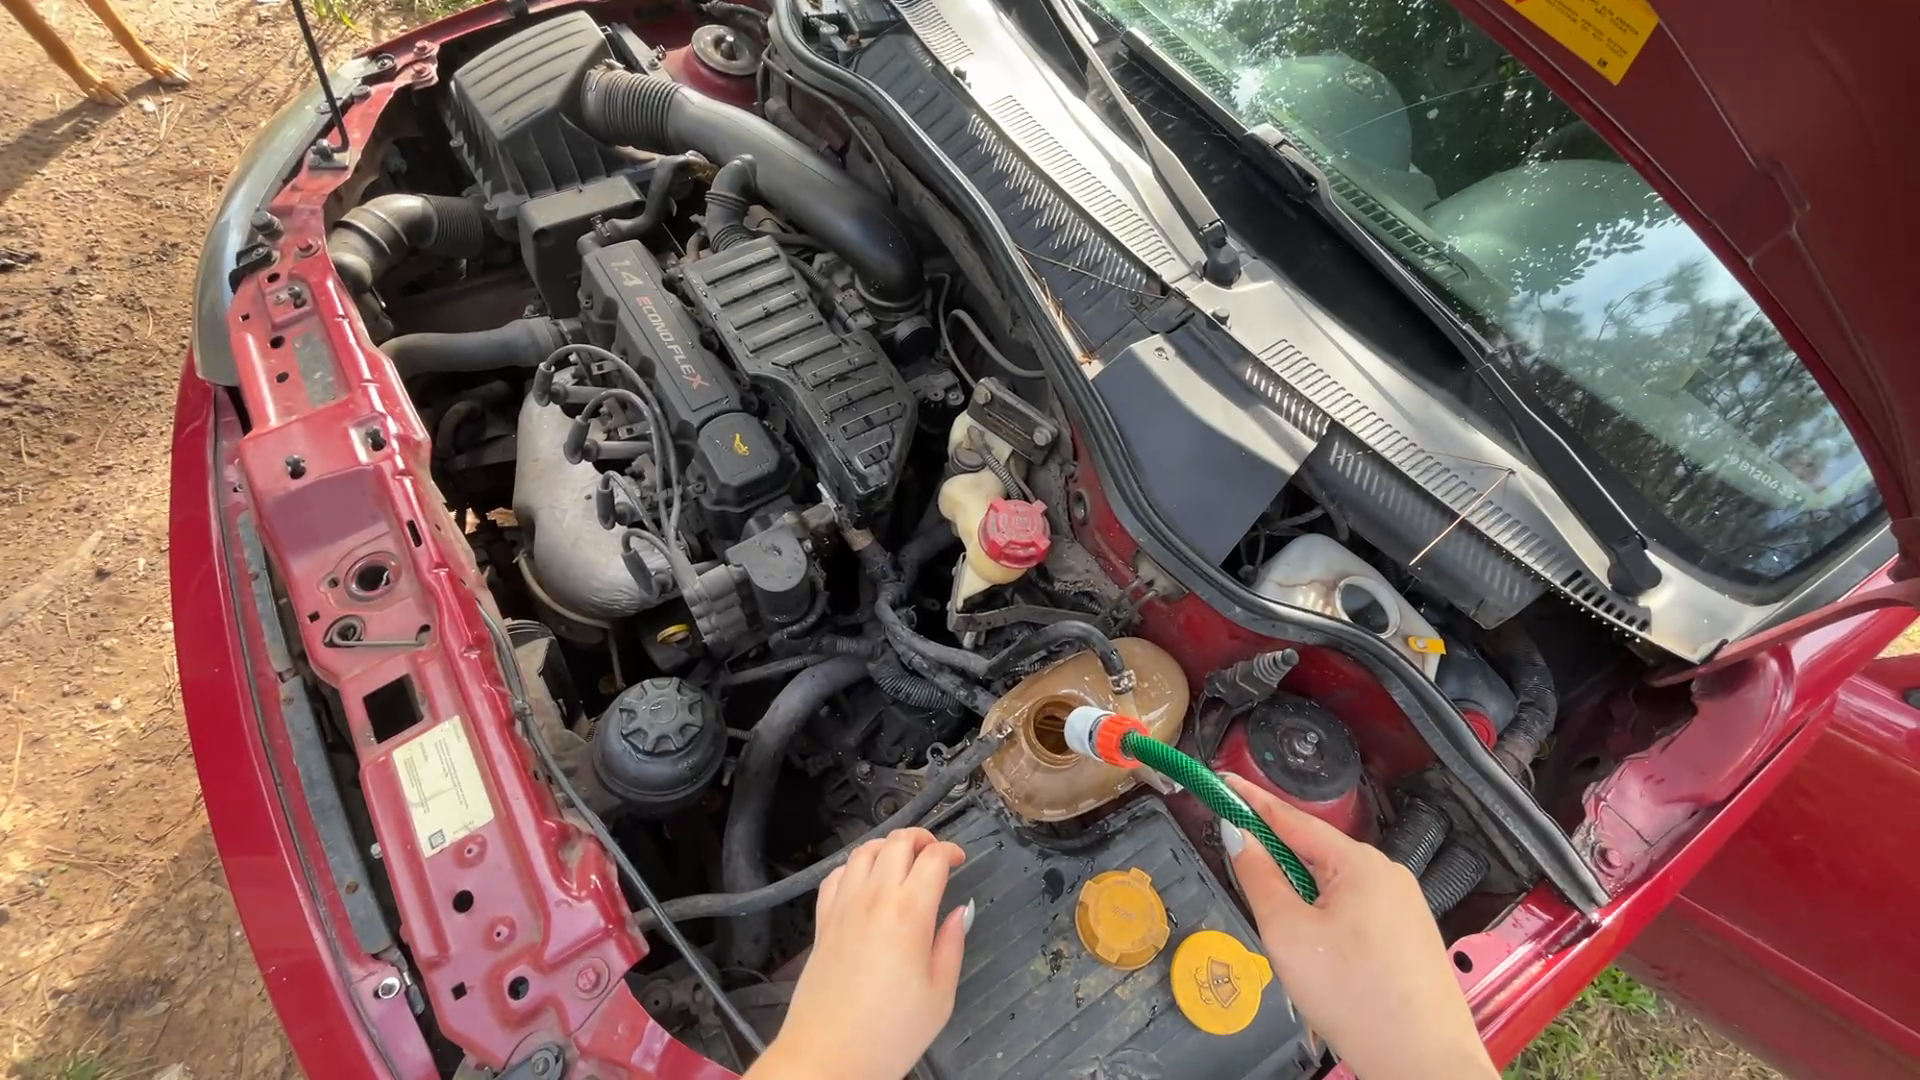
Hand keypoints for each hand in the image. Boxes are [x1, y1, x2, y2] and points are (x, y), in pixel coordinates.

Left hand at [747, 827, 972, 1079]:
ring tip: (902, 861)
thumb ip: (952, 945)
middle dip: (922, 837)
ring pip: (865, 849)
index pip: (933, 857)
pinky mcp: (822, 919)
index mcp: (910, 912)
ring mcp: (844, 905)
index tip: (959, 860)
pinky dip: (855, 866)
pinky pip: (836, 873)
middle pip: (898, 840)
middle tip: (934, 854)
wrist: (827, 1058)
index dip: (951, 850)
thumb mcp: (940, 996)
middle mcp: (875, 897)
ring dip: (888, 845)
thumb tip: (960, 913)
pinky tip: (865, 881)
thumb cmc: (889, 1033)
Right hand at [1219, 774, 1496, 1079]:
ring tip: (1291, 942)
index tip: (1222, 781)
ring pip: (1332, 883)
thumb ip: (1257, 874)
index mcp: (1359, 863)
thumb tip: (1237, 832)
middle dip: (1277, 864)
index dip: (1251, 800)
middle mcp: (1387, 872)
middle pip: (1312, 851)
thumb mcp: (1286, 932)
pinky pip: (1354, 906)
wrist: (1429, 1073)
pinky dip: (1326, 916)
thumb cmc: (1355, 1000)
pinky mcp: (1411, 933)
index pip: (1290, 817)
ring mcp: (1405, 903)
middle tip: (1247, 885)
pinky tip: (1322, 955)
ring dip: (1302, 897)